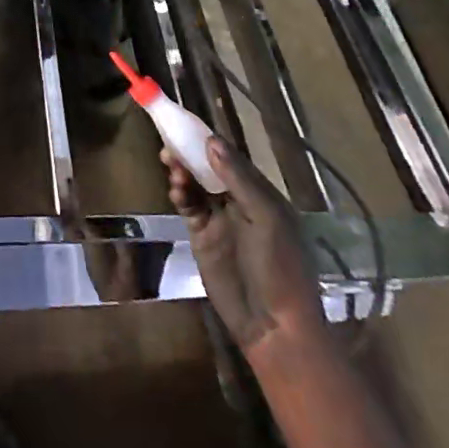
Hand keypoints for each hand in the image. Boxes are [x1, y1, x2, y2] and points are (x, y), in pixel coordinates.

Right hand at [164, 138, 326, 352]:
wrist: (273, 324)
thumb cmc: (280, 265)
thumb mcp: (266, 217)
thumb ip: (238, 179)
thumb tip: (211, 141)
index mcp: (261, 192)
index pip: (231, 157)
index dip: (210, 141)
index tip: (188, 124)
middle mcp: (239, 200)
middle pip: (209, 168)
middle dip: (190, 153)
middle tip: (169, 141)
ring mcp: (220, 219)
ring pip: (196, 184)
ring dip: (183, 171)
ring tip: (169, 161)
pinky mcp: (203, 237)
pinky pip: (189, 207)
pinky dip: (181, 194)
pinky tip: (176, 189)